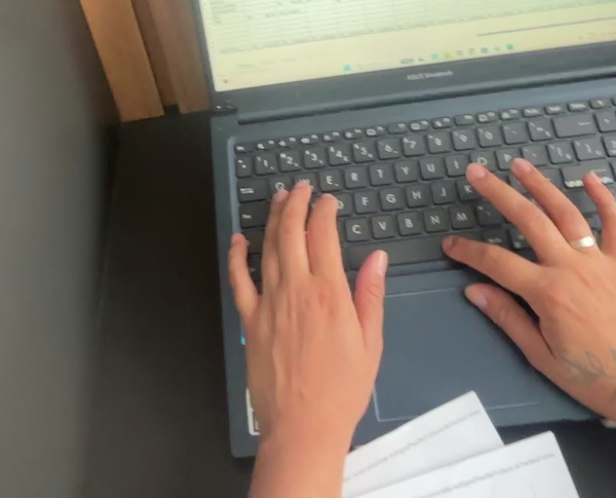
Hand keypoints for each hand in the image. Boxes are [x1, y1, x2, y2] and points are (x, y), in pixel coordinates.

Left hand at [229, 182, 386, 493]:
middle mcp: (296, 289)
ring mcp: (269, 302)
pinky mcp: (250, 319)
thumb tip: (377, 257)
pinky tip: (239, 238)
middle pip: (292, 232)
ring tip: (278, 198)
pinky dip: (238, 255)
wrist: (303, 428)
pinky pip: (239, 280)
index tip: (328, 200)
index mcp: (328, 292)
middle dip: (297, 203)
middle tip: (301, 186)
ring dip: (273, 218)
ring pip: (268, 247)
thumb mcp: (370, 342)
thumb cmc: (343, 388)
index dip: (324, 211)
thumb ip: (371, 295)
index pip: (323, 235)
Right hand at [441, 159, 615, 432]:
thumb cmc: (596, 380)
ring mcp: (599, 262)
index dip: (469, 251)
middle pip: (528, 220)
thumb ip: (508, 318)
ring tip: (520, 165)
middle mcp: (571, 268)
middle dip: (498, 194)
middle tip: (476, 173)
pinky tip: (591, 178)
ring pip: (566, 213)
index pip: (496, 262)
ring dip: (541, 185)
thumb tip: (474, 290)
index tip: (450, 243)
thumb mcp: (543, 357)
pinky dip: (605, 200)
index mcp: (548, 292)